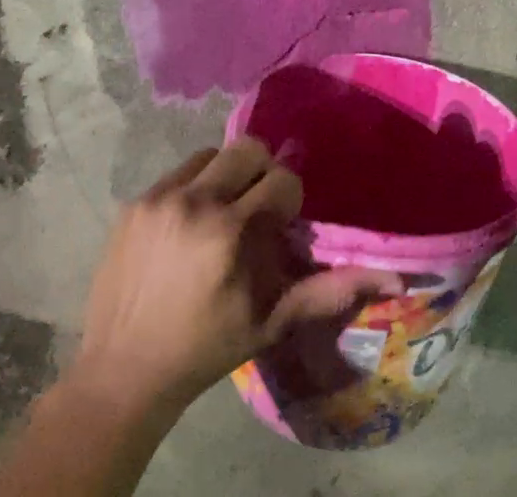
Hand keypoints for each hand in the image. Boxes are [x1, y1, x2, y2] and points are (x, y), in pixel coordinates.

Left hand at [68, 142, 401, 412]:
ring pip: (210, 155)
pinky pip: (175, 174)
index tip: (282, 226)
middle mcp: (194, 202)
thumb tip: (393, 277)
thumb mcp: (272, 322)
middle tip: (258, 208)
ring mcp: (158, 199)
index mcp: (231, 231)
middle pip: (247, 149)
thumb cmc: (206, 347)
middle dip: (262, 172)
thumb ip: (329, 290)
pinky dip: (192, 189)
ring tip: (222, 214)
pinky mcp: (132, 204)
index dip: (290, 199)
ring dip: (225, 176)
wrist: (123, 369)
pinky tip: (189, 225)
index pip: (282, 179)